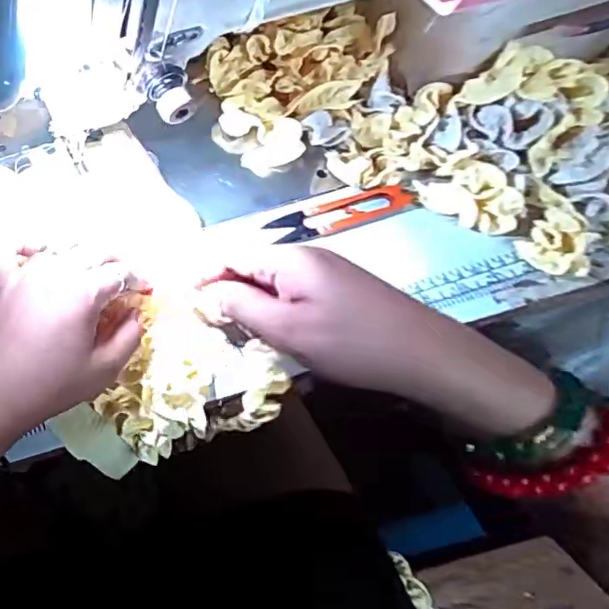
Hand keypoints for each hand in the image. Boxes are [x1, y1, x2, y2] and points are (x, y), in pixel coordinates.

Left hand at [0, 245, 144, 457]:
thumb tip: (135, 314)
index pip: (120, 271)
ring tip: (89, 277)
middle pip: (95, 251)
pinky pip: (12, 247)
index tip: (144, 292)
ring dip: (81, 257)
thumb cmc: (52, 385)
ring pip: (61, 248)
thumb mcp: (104, 369)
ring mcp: (25, 273)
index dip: (138, 280)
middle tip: (124, 283)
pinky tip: (40, 255)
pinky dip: (28, 245)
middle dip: (116, 263)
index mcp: (84, 292)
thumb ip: (129, 337)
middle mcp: (56, 273)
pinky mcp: (2, 280)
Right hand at [197, 245, 554, 435]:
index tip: (182, 302)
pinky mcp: (339, 286)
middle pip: (249, 264)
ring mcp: (325, 269)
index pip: (229, 254)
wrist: (425, 354)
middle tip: (207, 322)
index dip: (201, 276)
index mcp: (288, 258)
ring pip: (270, 278)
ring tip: (236, 330)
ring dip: (249, 300)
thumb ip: (241, 307)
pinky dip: (274, 306)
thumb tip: (206, 292)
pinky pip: (292, 288)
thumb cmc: (352, 344)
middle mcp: (304, 254)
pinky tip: (275, 329)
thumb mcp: (287, 329)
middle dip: (224, 289)